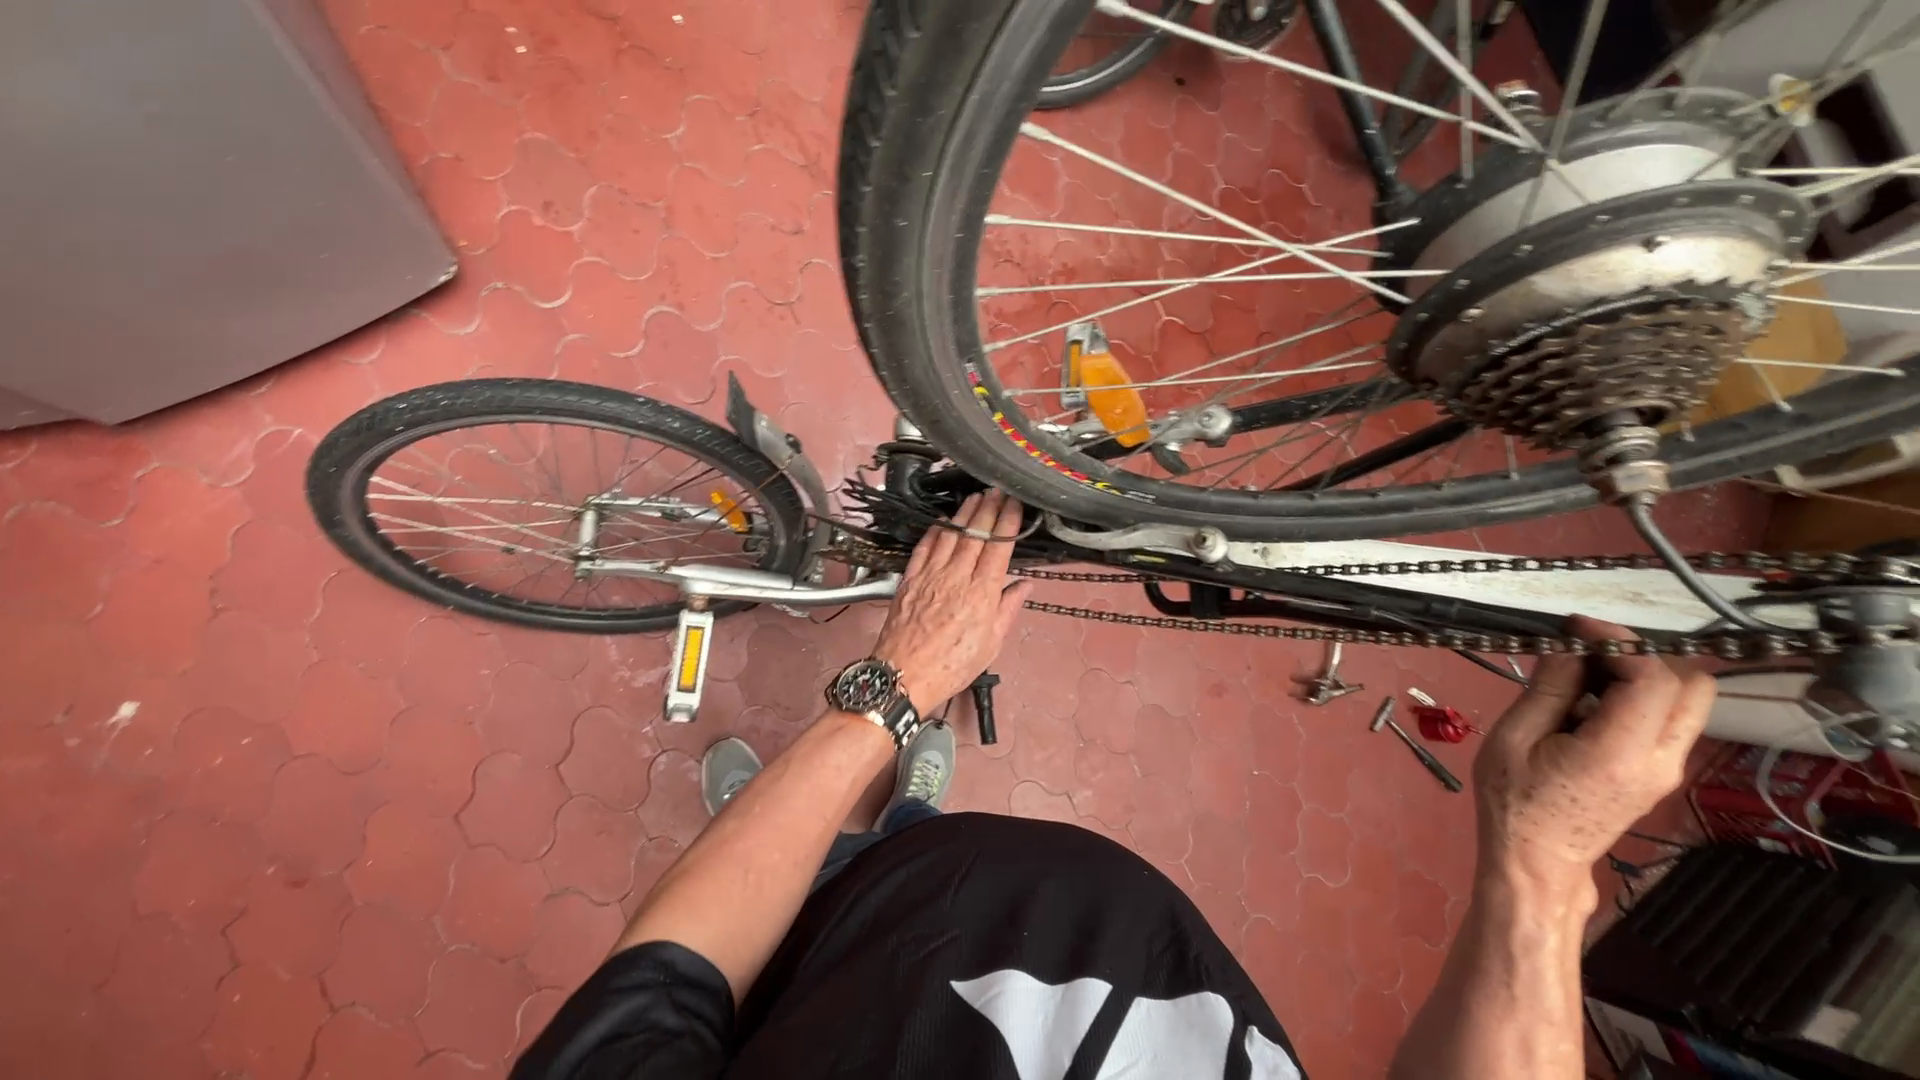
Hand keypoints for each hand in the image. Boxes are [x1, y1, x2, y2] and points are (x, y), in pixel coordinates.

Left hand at [870, 490, 1032, 710]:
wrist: (904, 676)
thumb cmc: (951, 666)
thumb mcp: (991, 644)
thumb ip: (1008, 610)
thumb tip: (1024, 586)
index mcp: (981, 594)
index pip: (998, 547)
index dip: (1008, 521)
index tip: (1015, 503)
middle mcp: (956, 578)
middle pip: (975, 534)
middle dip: (988, 508)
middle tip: (997, 490)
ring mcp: (931, 576)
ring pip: (950, 535)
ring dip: (963, 513)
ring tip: (974, 497)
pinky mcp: (910, 579)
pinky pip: (924, 547)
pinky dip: (935, 531)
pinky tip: (942, 521)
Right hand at [1473, 616, 1715, 891]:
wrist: (1538, 859)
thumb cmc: (1514, 800)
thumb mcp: (1515, 738)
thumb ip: (1550, 688)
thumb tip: (1569, 645)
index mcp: (1621, 752)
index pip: (1653, 678)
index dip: (1620, 640)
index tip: (1577, 627)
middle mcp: (1662, 760)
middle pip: (1692, 685)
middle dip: (1642, 656)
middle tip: (1588, 652)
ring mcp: (1669, 768)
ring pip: (1687, 701)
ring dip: (1644, 676)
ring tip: (1586, 676)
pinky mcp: (1661, 771)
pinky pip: (1669, 719)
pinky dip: (1640, 697)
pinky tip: (1589, 703)